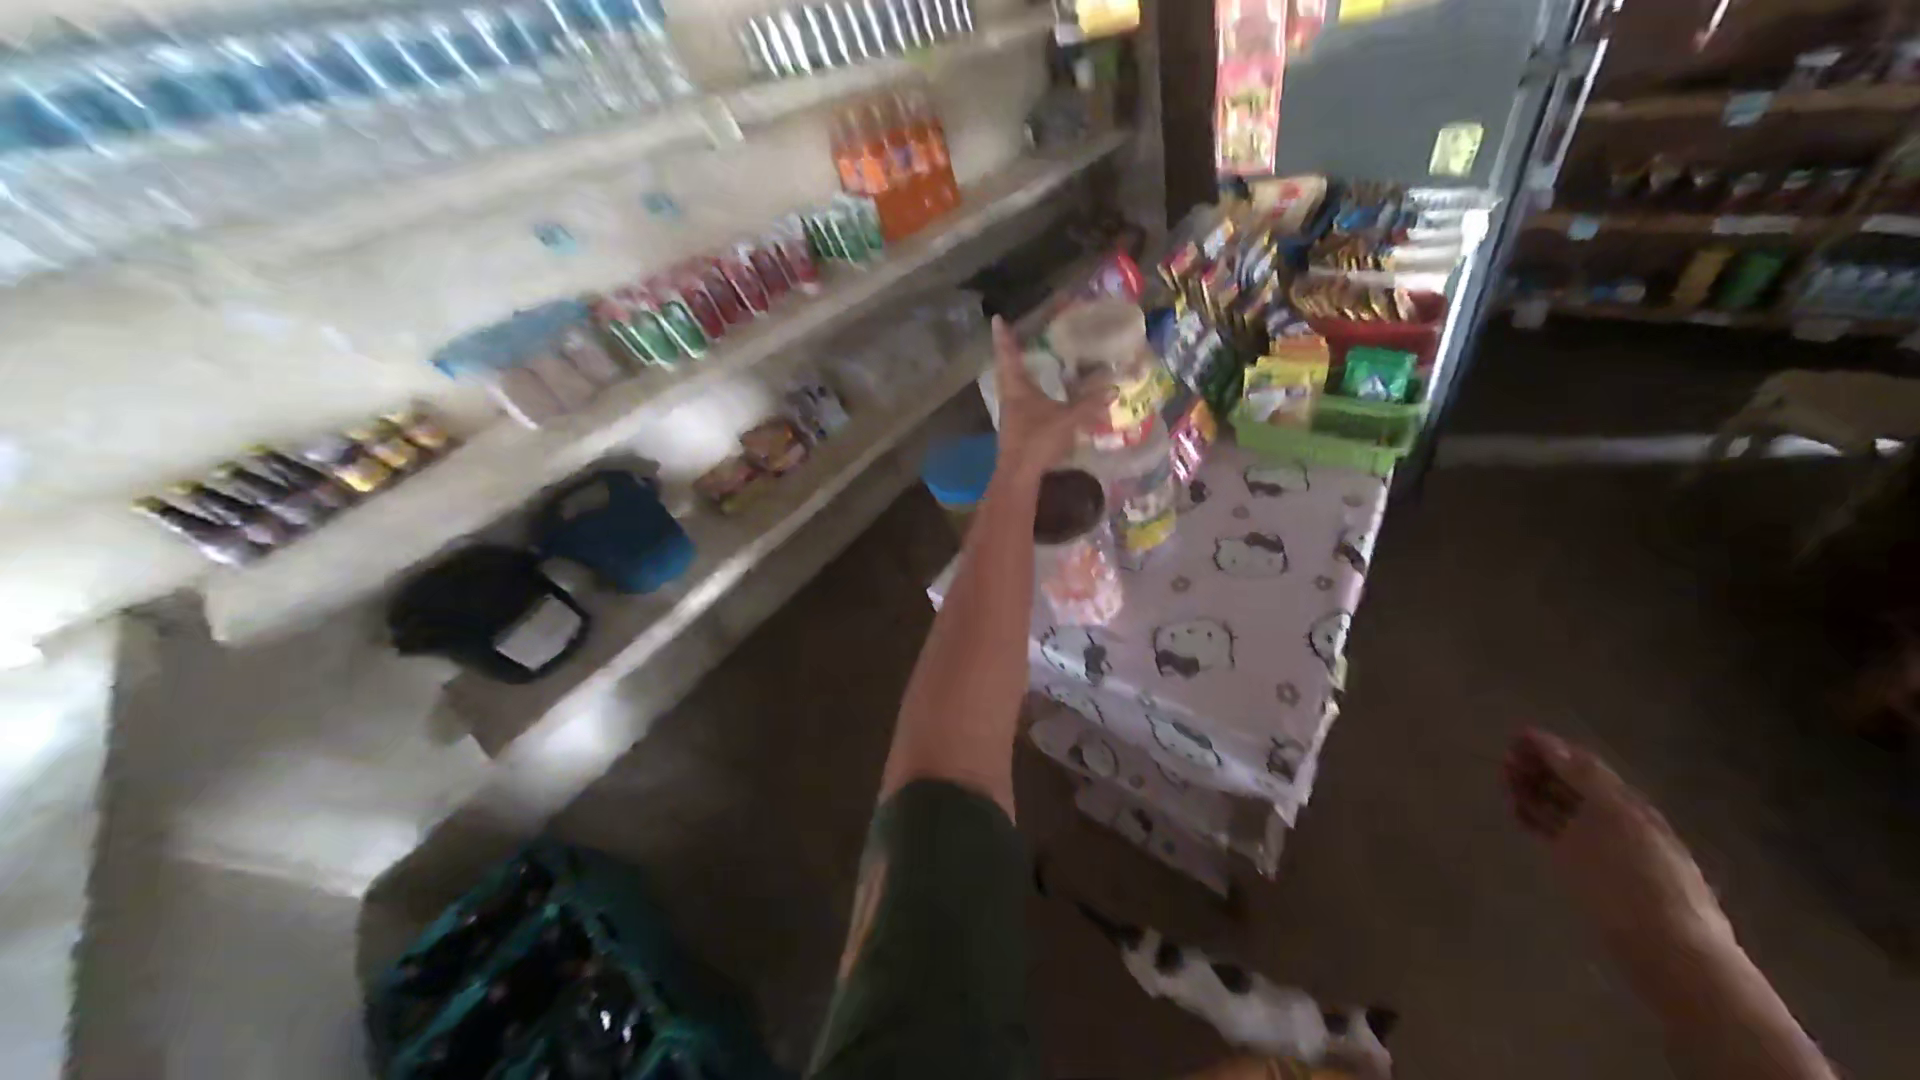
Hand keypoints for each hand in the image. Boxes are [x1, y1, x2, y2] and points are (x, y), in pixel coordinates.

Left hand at [991, 315, 1113, 481]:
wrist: (1018, 474)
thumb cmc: (1037, 441)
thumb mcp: (1067, 420)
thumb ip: (1089, 405)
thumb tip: (1112, 389)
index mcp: (1017, 389)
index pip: (1009, 355)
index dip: (1004, 338)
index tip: (998, 320)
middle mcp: (1010, 398)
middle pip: (1008, 370)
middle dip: (1012, 354)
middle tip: (1016, 339)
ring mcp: (1011, 415)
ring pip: (1014, 389)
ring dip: (1021, 376)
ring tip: (1031, 366)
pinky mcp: (1017, 429)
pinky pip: (1023, 405)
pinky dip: (1032, 396)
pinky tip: (1043, 400)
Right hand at [1505, 729, 1732, 951]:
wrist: (1664, 946)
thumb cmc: (1638, 876)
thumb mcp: (1614, 816)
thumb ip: (1583, 778)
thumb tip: (1552, 744)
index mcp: (1627, 805)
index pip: (1584, 766)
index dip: (1552, 748)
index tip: (1517, 735)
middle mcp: (1613, 819)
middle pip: (1571, 784)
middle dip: (1538, 767)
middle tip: (1504, 759)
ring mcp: (1596, 845)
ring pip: (1558, 806)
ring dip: (1531, 789)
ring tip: (1504, 781)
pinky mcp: (1580, 867)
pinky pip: (1551, 832)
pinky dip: (1532, 817)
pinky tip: (1515, 812)